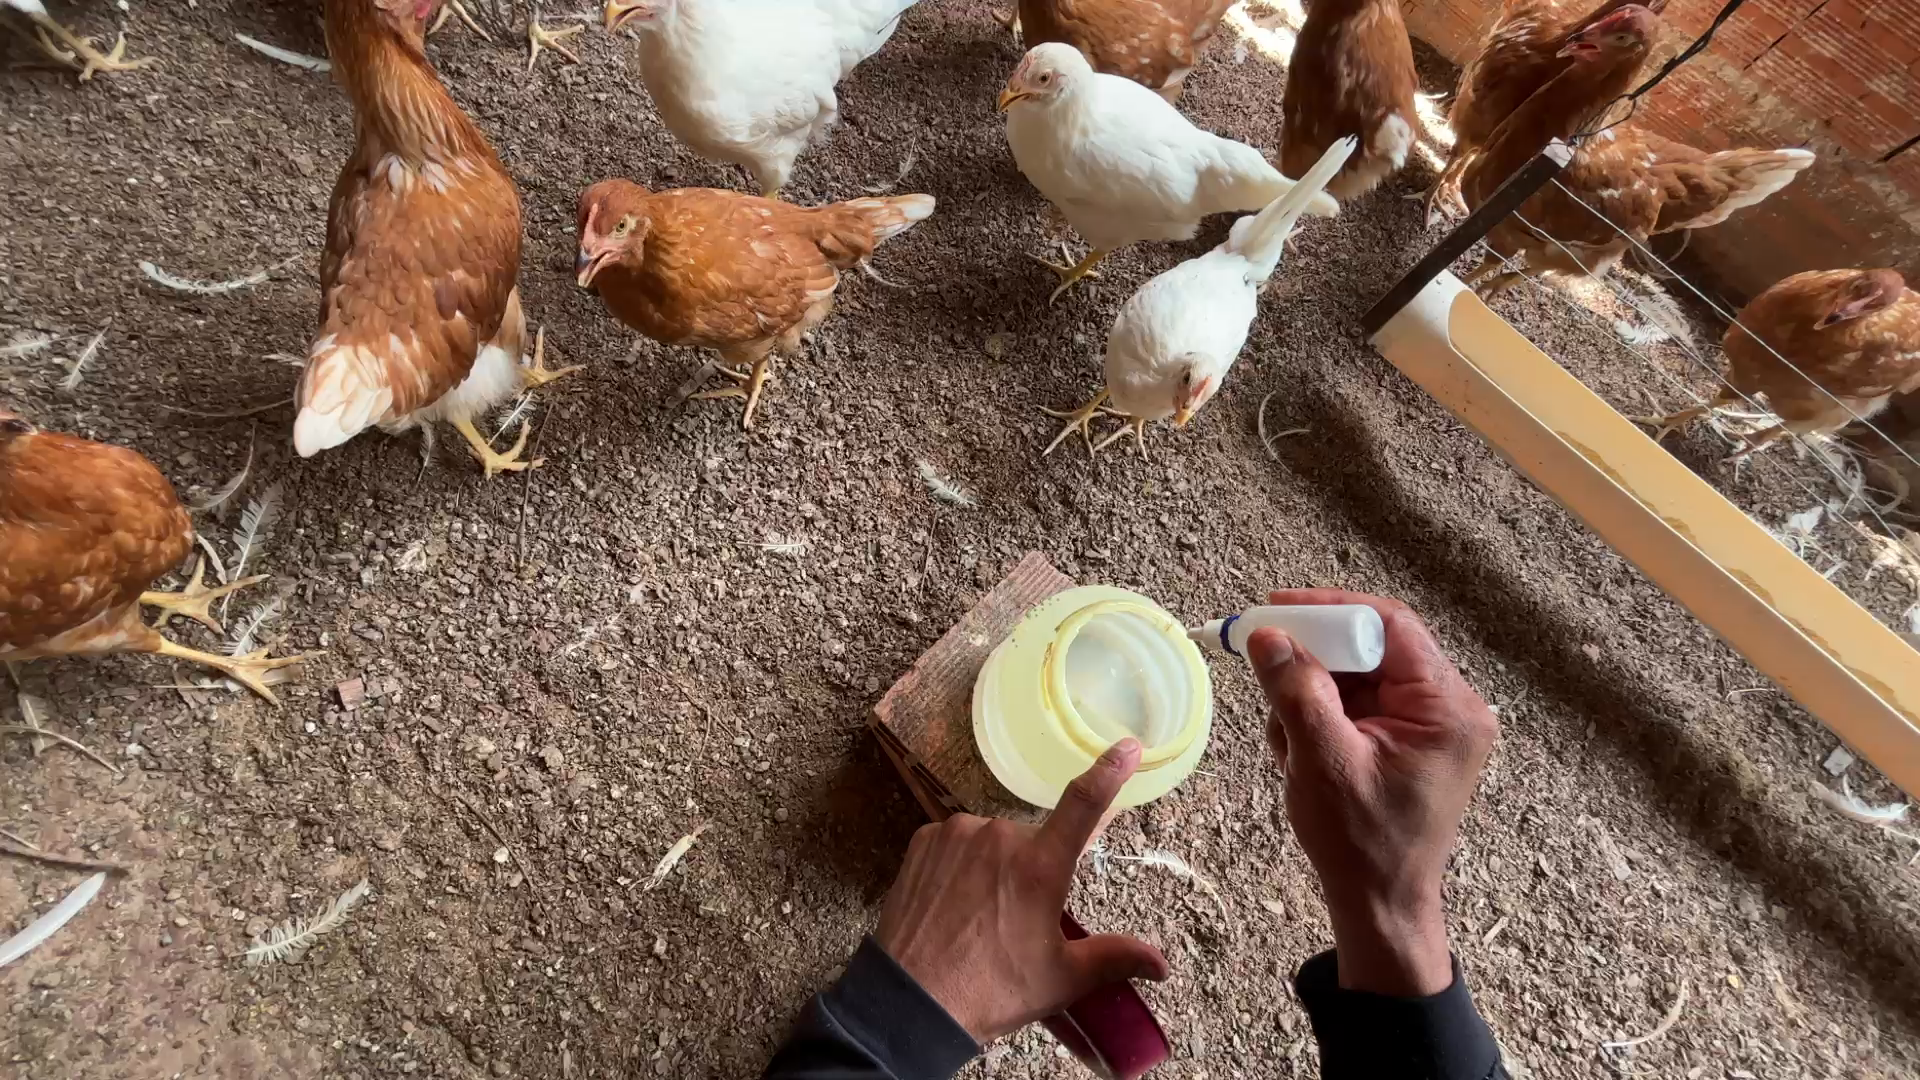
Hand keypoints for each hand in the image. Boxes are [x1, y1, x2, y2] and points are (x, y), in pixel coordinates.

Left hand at [873, 739, 1170, 1042]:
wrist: (910, 1001)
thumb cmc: (992, 990)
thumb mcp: (1059, 979)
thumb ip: (1113, 960)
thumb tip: (1162, 964)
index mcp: (1039, 866)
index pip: (1083, 805)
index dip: (1108, 772)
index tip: (1128, 746)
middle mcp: (1000, 836)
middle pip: (1032, 842)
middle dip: (1033, 871)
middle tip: (1016, 920)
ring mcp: (958, 832)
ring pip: (992, 842)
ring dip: (994, 868)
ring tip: (977, 916)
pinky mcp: (926, 837)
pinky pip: (957, 842)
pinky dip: (960, 865)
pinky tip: (952, 902)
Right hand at [1248, 589, 1495, 997]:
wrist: (1379, 902)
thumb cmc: (1359, 840)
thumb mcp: (1322, 759)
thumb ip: (1295, 690)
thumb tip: (1264, 634)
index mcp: (1446, 708)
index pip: (1389, 625)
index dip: (1329, 608)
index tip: (1275, 607)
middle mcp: (1446, 706)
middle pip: (1367, 646)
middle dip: (1311, 660)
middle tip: (1265, 669)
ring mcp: (1424, 722)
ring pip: (1351, 673)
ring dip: (1307, 694)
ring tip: (1288, 740)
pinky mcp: (1402, 736)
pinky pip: (1350, 700)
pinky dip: (1315, 714)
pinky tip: (1300, 750)